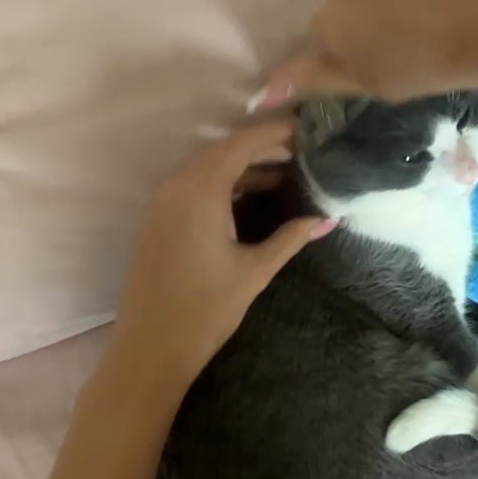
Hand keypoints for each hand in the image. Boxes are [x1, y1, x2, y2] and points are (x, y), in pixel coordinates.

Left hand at [106, 118, 335, 386]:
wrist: (150, 348)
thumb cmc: (205, 309)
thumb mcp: (255, 271)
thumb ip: (291, 238)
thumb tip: (328, 219)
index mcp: (201, 192)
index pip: (241, 144)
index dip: (273, 132)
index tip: (305, 130)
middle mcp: (177, 187)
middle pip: (222, 151)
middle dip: (261, 147)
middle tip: (300, 152)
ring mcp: (162, 203)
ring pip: (206, 168)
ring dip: (241, 167)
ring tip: (283, 174)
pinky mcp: (157, 220)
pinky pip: (192, 186)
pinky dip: (222, 183)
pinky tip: (248, 199)